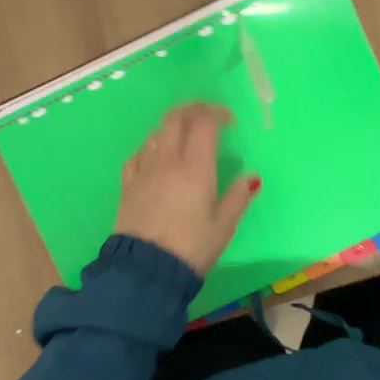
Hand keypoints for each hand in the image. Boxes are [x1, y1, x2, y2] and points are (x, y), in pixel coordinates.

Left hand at [114, 104, 259, 273]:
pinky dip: (151, 147)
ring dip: (172, 127)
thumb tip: (251, 178)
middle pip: (175, 119)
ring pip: (155, 133)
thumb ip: (237, 198)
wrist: (146, 270)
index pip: (203, 123)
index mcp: (195, 168)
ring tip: (184, 138)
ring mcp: (143, 171)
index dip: (217, 113)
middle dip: (193, 110)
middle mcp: (167, 161)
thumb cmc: (191, 248)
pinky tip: (156, 158)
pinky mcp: (127, 185)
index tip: (229, 121)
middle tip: (207, 117)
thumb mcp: (223, 227)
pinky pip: (138, 154)